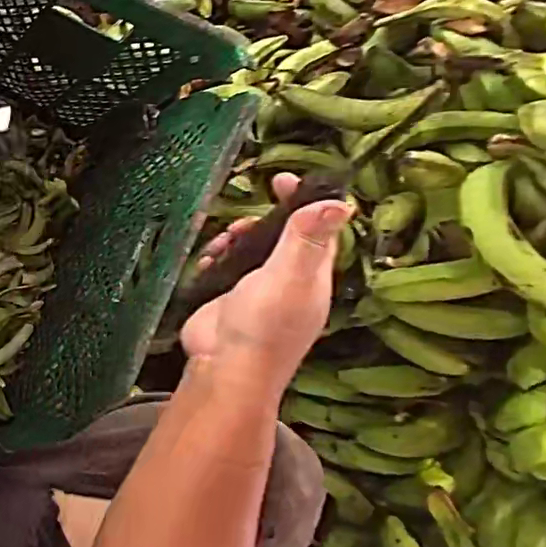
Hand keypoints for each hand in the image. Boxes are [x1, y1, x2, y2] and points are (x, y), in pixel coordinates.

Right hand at [179, 173, 352, 370]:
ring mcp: (256, 292)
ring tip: (220, 244)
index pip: (316, 229)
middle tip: (241, 224)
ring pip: (249, 252)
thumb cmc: (263, 324)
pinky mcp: (228, 299)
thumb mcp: (289, 277)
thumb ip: (307, 239)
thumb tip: (338, 202)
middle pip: (278, 238)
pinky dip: (216, 259)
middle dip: (259, 223)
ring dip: (234, 240)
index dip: (305, 201)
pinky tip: (206, 262)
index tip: (283, 179)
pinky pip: (224, 268)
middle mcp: (288, 281)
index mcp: (312, 275)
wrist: (225, 368)